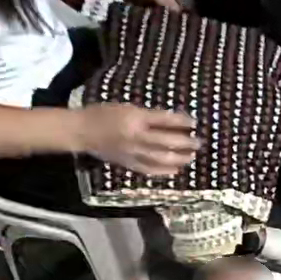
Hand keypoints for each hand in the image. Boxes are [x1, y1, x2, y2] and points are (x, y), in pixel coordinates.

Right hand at [76, 104, 201, 176]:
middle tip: (199, 143)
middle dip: (185, 142)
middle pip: (166, 141)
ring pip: (161, 158)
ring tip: (191, 157)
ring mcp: (132, 152)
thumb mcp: (125, 108)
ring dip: (179, 158)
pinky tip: (176, 170)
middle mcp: (136, 137)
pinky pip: (150, 170)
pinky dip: (164, 171)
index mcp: (134, 119)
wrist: (81, 131)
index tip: (194, 122)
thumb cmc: (102, 114)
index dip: (181, 121)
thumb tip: (170, 122)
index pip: (163, 120)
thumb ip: (147, 116)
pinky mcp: (128, 164)